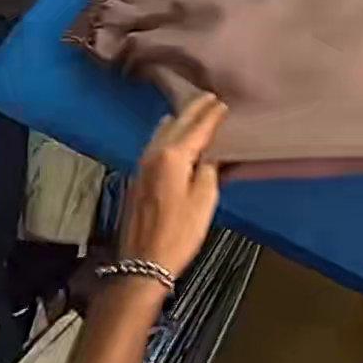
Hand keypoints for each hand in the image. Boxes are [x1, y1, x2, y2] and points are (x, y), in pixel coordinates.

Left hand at [118, 94, 226, 278]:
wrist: (141, 265)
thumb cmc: (179, 232)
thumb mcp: (204, 199)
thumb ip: (209, 169)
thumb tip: (211, 153)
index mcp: (174, 156)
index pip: (198, 127)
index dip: (213, 114)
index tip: (224, 102)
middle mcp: (155, 154)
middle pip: (177, 123)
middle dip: (194, 109)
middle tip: (210, 97)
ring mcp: (143, 164)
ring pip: (163, 131)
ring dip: (180, 118)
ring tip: (194, 110)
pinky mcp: (138, 176)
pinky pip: (155, 142)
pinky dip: (168, 131)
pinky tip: (172, 132)